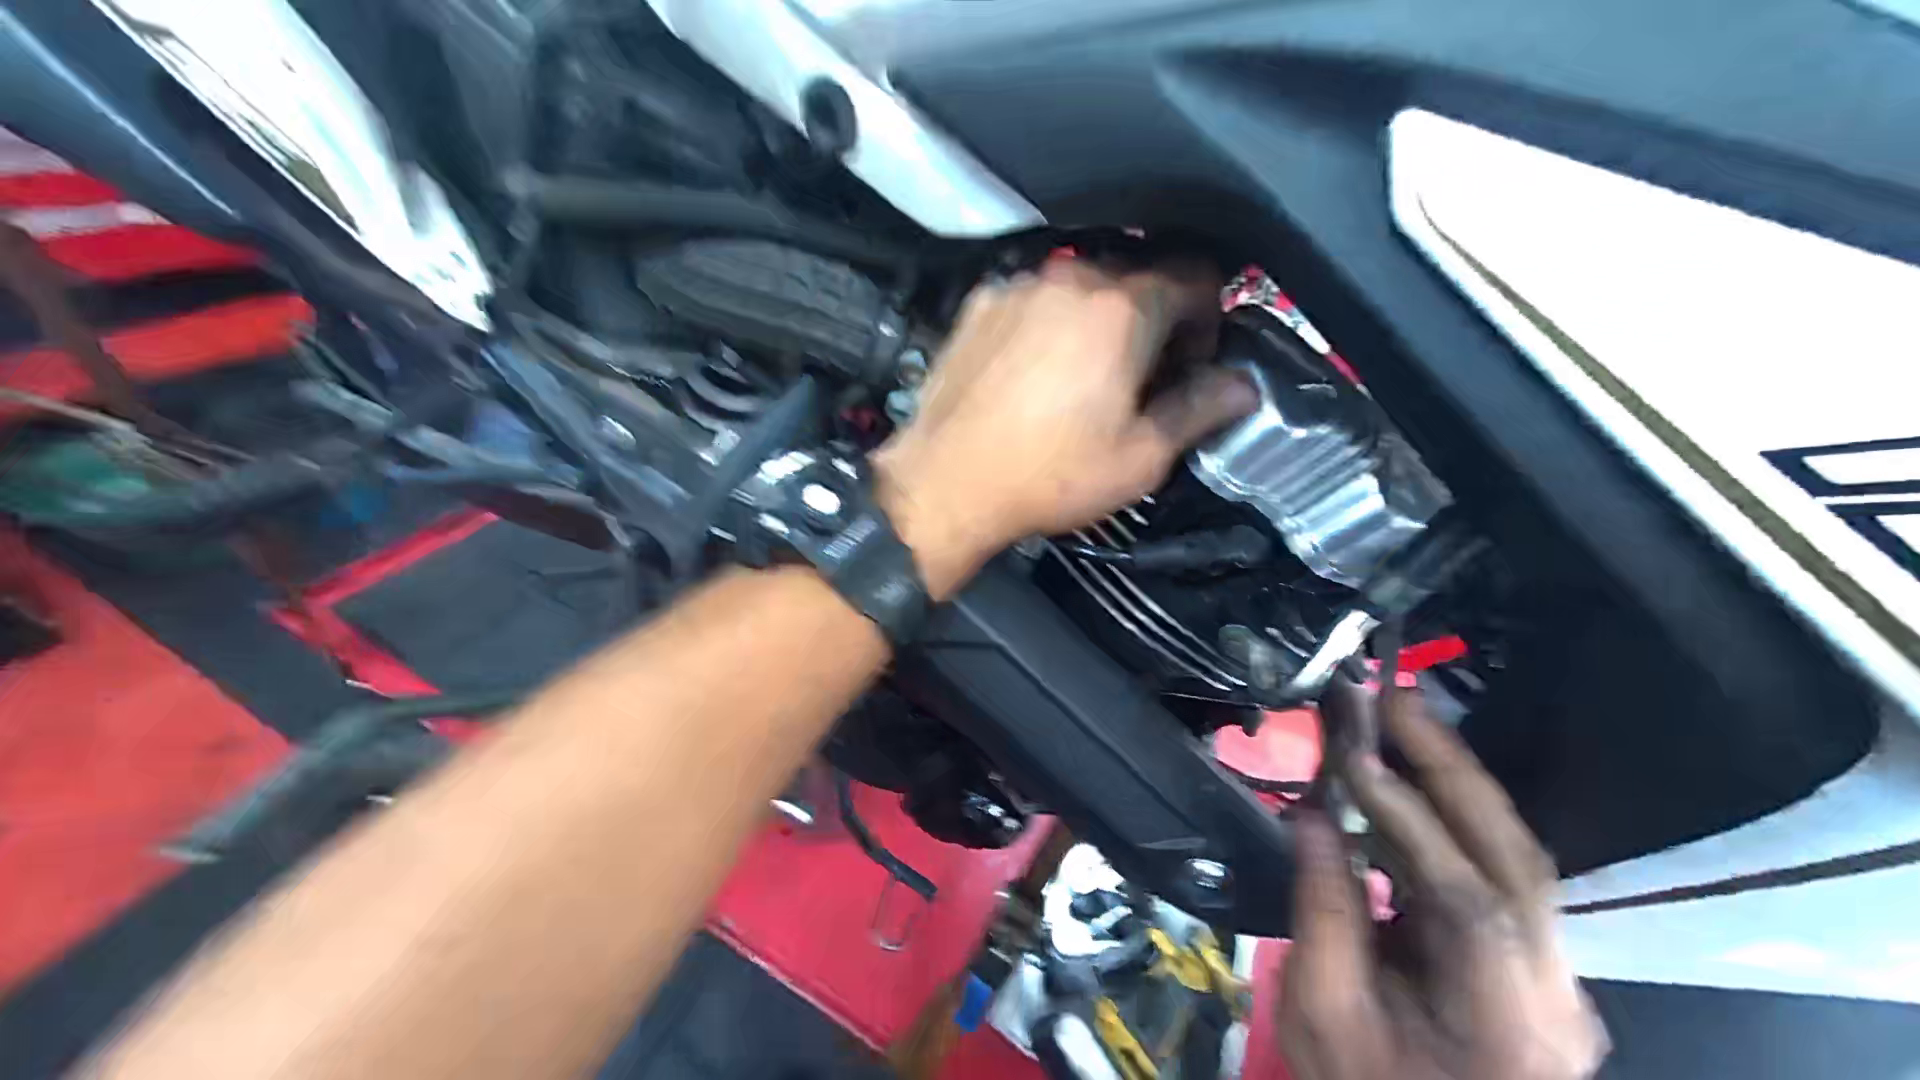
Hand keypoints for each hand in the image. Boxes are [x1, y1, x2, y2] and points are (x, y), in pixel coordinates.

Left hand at [873, 259, 1256, 598]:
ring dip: (1100, 323)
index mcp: (1122, 309)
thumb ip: (1200, 410)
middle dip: (1155, 322)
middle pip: (1138, 279)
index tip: (1193, 364)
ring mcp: (1018, 288)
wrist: (946, 484)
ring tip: (1085, 380)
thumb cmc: (1048, 477)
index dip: (1210, 320)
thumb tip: (1241, 385)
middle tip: (1142, 380)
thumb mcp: (1140, 457)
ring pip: (1083, 288)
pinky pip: (1035, 300)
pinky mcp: (980, 305)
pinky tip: (1036, 373)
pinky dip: (1050, 324)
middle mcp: (1070, 280)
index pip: (1197, 278)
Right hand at [1281, 684, 1608, 1079]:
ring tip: (1401, 721)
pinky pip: (1494, 873)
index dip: (1405, 817)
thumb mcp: (1321, 1009)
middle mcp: (1556, 993)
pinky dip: (1450, 819)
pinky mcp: (1532, 965)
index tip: (1349, 755)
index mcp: (1505, 1020)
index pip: (1465, 897)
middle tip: (1394, 699)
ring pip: (1515, 859)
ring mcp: (1555, 979)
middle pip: (1516, 859)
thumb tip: (1311, 813)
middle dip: (1451, 768)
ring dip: (1455, 782)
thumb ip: (1319, 906)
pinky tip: (1410, 782)